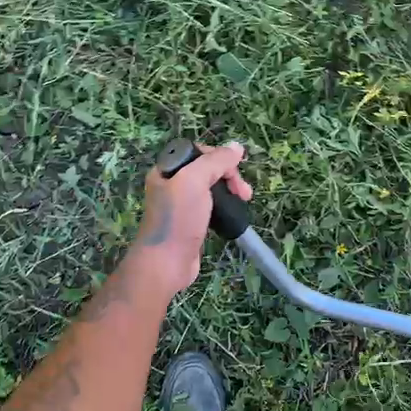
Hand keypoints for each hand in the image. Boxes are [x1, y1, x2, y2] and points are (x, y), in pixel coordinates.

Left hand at [124, 142, 252, 300]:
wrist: (166, 263)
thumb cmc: (178, 218)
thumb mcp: (195, 180)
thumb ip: (215, 161)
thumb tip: (237, 146)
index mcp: (167, 169)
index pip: (198, 151)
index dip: (219, 157)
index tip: (234, 170)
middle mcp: (172, 184)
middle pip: (207, 169)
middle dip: (229, 175)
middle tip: (244, 192)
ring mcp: (182, 205)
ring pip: (211, 188)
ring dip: (229, 190)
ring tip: (244, 200)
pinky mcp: (191, 223)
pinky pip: (211, 206)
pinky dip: (223, 206)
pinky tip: (231, 214)